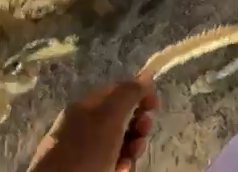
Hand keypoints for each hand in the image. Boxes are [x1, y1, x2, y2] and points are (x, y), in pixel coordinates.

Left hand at [27, 78, 159, 171]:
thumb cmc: (83, 152)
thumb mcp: (109, 116)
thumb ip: (129, 92)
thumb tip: (146, 76)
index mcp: (84, 109)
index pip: (118, 91)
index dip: (140, 94)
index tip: (155, 106)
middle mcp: (83, 128)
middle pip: (122, 118)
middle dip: (139, 125)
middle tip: (143, 132)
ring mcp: (85, 152)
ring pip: (121, 142)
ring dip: (133, 147)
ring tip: (131, 157)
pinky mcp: (90, 170)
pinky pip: (114, 162)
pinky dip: (122, 164)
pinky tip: (122, 170)